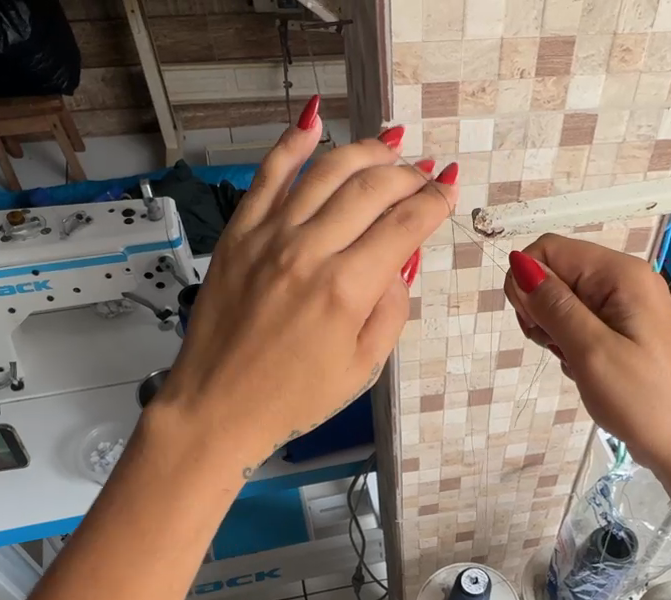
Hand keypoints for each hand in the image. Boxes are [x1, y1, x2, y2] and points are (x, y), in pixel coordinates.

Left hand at [154, 97, 456, 472]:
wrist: (220, 405)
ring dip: (364, 151)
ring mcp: (269, 237)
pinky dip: (293, 143)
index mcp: (347, 290)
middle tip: (425, 172)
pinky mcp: (239, 234)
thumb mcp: (362, 369)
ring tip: (389, 146)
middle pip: (371, 188)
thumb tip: (402, 263)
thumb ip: (391, 311)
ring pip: (326, 171)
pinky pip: (268, 174)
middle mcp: (310, 252)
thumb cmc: (295, 398)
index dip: (434, 202)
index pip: (404, 227)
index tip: (450, 187)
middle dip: (407, 174)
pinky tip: (315, 122)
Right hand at [503, 235, 670, 482]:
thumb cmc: (641, 400)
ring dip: (555, 329)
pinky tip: (583, 369)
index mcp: (621, 275)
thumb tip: (519, 265)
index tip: (532, 327)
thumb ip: (554, 305)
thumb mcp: (591, 351)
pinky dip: (572, 343)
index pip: (550, 249)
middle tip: (556, 349)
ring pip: (566, 300)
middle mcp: (627, 280)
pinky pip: (583, 323)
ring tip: (574, 363)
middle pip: (558, 272)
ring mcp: (628, 306)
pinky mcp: (627, 331)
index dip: (527, 282)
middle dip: (541, 308)